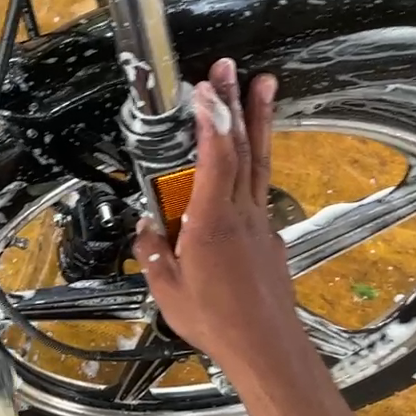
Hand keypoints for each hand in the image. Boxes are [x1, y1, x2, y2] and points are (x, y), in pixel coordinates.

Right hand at [132, 59, 302, 378]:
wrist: (266, 346)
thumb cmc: (215, 320)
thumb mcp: (166, 290)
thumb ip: (153, 254)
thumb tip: (147, 230)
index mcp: (211, 223)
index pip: (215, 159)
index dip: (210, 120)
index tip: (204, 89)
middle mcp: (240, 214)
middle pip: (241, 148)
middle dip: (234, 104)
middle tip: (231, 69)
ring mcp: (259, 222)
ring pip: (259, 161)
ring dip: (258, 121)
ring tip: (262, 84)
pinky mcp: (268, 236)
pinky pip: (260, 187)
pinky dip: (256, 160)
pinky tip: (252, 154)